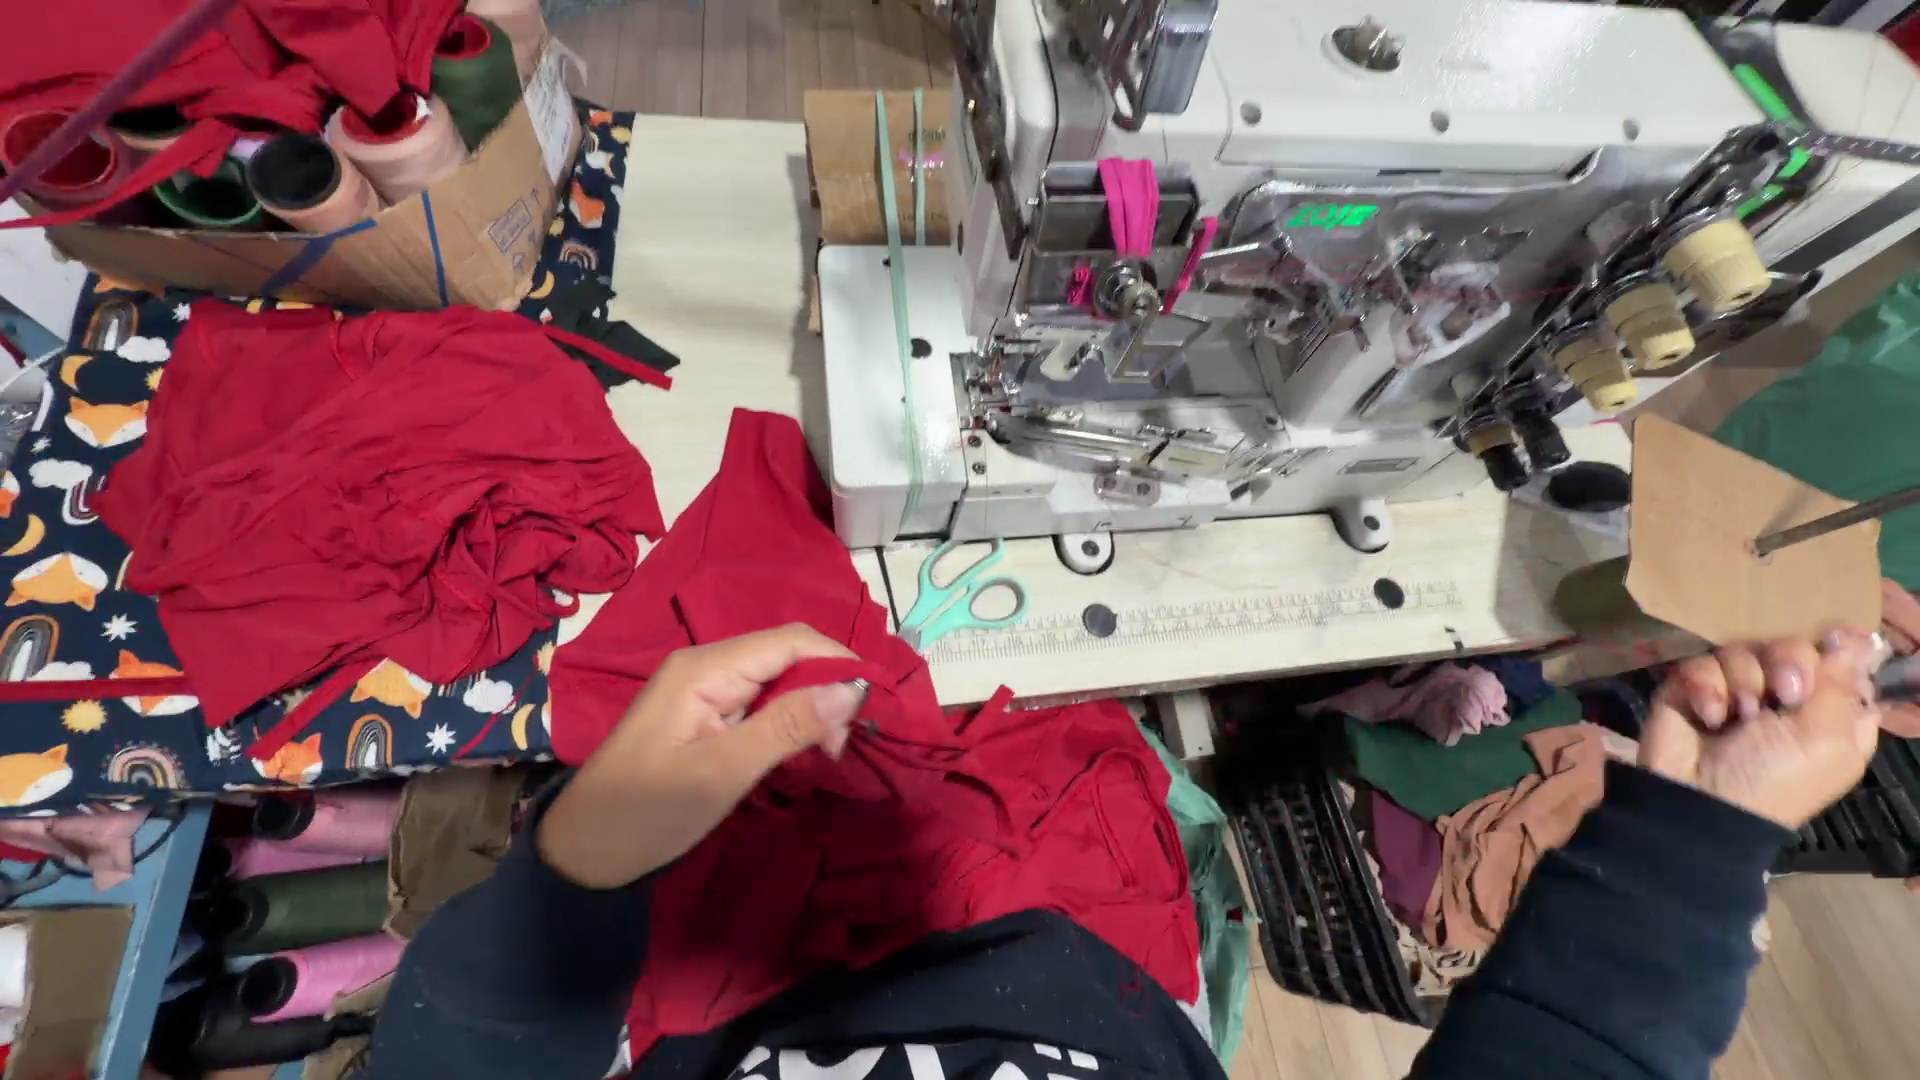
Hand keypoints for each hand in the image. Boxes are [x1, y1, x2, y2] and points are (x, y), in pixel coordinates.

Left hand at [537, 624, 866, 887]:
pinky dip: (790, 717)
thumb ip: (788, 726)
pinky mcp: (707, 709)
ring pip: (780, 675)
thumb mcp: (723, 772)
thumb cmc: (648, 813)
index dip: (838, 662)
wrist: (583, 854)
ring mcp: (706, 686)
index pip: (791, 641)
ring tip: (826, 750)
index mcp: (706, 669)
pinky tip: (801, 745)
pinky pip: (763, 697)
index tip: (872, 706)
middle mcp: (707, 664)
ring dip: (812, 704)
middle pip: (788, 653)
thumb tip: (854, 691)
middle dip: (828, 686)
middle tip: (842, 743)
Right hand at [1640, 629, 1884, 829]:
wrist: (1702, 795)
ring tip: (1736, 716)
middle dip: (1783, 665)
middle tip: (1781, 696)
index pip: (1839, 660)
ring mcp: (1734, 689)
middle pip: (1789, 646)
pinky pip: (1698, 664)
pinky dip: (1704, 688)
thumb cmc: (1777, 775)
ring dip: (1740, 683)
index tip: (1825, 660)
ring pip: (1740, 651)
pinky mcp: (1691, 688)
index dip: (1833, 654)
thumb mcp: (1824, 738)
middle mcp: (1784, 693)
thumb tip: (1855, 636)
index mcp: (1831, 709)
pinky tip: (1708, 715)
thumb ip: (1840, 685)